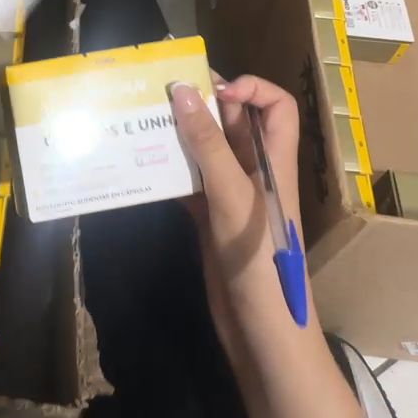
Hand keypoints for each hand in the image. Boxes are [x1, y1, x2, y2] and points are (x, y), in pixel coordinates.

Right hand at [169, 75, 317, 417]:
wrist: (261, 329)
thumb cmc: (257, 257)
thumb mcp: (231, 192)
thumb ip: (207, 142)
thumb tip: (182, 89)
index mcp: (274, 159)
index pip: (276, 105)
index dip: (251, 88)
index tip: (214, 89)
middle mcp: (254, 170)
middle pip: (234, 122)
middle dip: (201, 104)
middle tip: (160, 94)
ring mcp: (231, 193)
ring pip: (206, 149)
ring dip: (178, 135)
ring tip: (143, 122)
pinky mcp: (210, 215)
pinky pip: (188, 179)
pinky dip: (167, 168)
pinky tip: (141, 164)